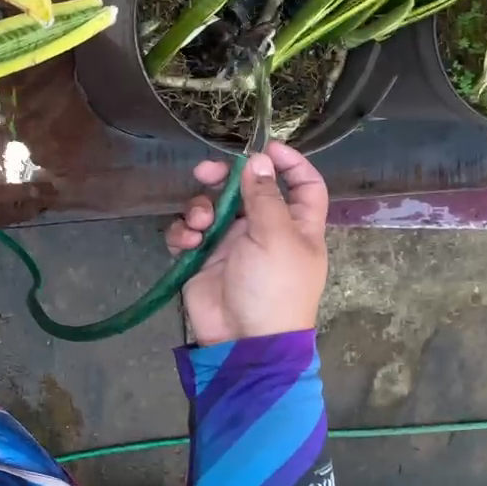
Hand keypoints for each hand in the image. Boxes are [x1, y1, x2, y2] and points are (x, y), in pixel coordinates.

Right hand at [164, 141, 328, 346]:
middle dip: (224, 178)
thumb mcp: (275, 237)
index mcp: (296, 225)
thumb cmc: (272, 287)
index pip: (303, 185)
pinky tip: (187, 243)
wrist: (242, 338)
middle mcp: (264, 230)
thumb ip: (264, 196)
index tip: (264, 147)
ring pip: (211, 209)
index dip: (289, 163)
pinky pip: (188, 234)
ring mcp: (231, 245)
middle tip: (205, 172)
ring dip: (199, 209)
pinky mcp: (202, 260)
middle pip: (246, 190)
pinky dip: (183, 234)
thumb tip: (258, 160)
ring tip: (198, 226)